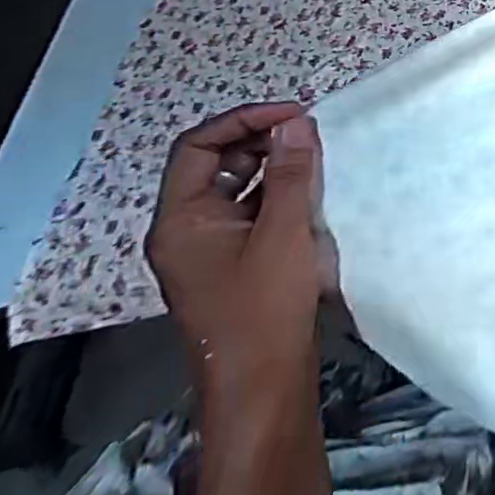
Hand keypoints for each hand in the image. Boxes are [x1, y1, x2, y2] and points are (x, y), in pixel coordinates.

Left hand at [146, 102, 335, 494]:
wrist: (261, 381)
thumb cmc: (265, 305)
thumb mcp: (283, 232)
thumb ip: (291, 173)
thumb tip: (296, 122)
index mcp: (180, 218)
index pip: (199, 146)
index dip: (244, 120)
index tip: (293, 113)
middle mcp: (186, 227)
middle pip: (214, 162)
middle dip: (260, 139)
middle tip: (307, 130)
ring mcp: (208, 245)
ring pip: (235, 185)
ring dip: (272, 164)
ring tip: (313, 154)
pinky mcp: (232, 258)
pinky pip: (250, 209)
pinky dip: (277, 192)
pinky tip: (310, 188)